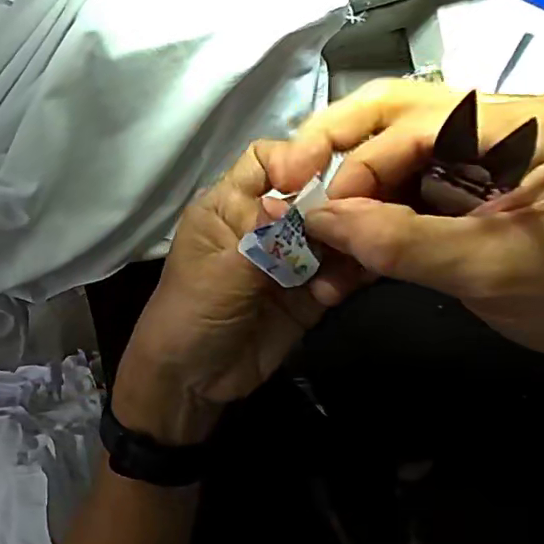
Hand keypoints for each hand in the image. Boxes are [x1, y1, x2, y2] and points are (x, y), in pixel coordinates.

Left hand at [112, 141, 365, 444]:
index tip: (320, 177)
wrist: (191, 383)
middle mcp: (262, 224)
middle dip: (333, 204)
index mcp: (229, 206)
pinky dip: (345, 277)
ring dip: (344, 243)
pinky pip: (338, 273)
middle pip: (308, 195)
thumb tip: (296, 200)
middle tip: (354, 219)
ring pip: (330, 233)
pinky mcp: (307, 293)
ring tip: (350, 260)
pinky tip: (336, 292)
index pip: (265, 160)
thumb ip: (262, 237)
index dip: (294, 159)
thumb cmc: (190, 315)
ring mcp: (287, 258)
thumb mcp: (221, 272)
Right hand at [280, 81, 543, 376]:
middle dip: (346, 145)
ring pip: (404, 140)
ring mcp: (501, 142)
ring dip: (357, 176)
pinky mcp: (484, 173)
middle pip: (411, 110)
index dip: (366, 163)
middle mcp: (523, 114)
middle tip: (294, 176)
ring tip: (317, 208)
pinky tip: (348, 221)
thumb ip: (400, 243)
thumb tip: (315, 219)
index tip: (324, 211)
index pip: (431, 121)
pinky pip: (415, 173)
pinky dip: (378, 198)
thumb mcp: (491, 273)